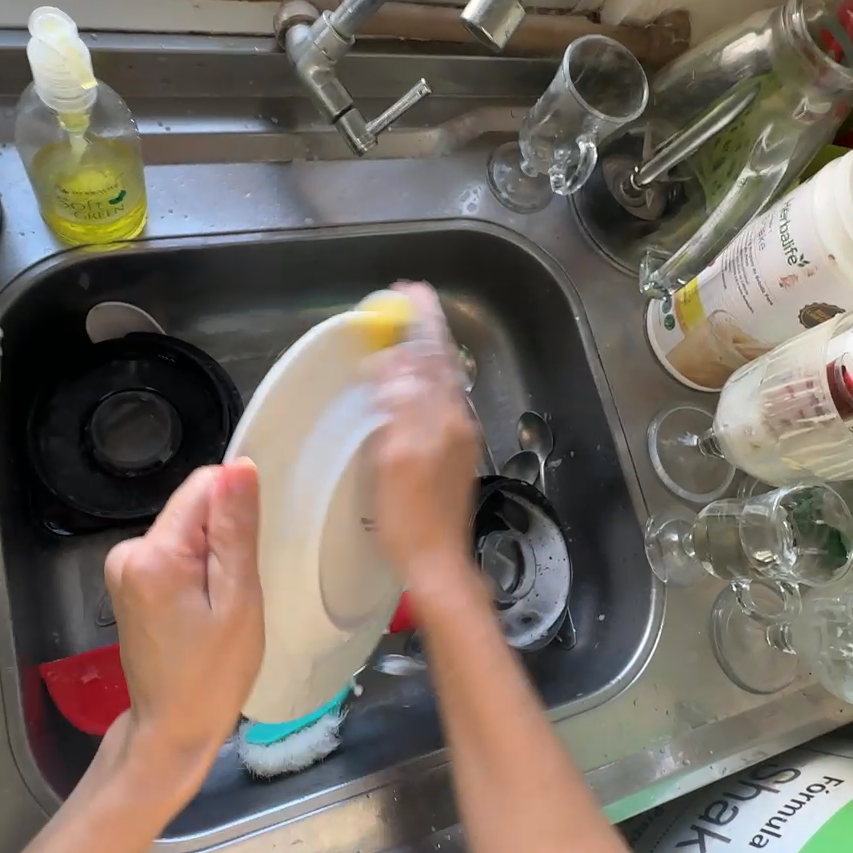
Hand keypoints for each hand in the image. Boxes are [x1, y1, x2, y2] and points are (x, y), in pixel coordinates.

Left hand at [95, 460, 263, 800]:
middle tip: (235, 590)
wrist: (174, 727)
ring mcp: (124, 567)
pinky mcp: (129, 582)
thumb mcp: (238, 598)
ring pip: (188, 530)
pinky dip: (197, 570)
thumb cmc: (215, 670)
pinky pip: (176, 551)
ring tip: (221, 603)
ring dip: (212, 556)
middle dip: (224, 538)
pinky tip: (205, 607)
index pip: (205, 488)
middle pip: (194, 509)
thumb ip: (236, 528)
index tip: (246, 555)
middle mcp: (128, 551)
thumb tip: (239, 466)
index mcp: (154, 553)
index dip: (236, 513)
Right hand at [368, 283, 481, 589]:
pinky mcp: (455, 451)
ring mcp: (459, 436)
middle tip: (409, 301)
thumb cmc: (408, 518)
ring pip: (443, 380)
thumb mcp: (394, 459)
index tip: (409, 292)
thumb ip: (398, 407)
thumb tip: (394, 362)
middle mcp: (456, 421)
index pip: (431, 357)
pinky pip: (442, 400)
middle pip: (441, 363)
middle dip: (426, 329)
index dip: (420, 323)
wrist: (437, 560)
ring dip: (427, 351)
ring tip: (409, 329)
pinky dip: (428, 377)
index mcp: (442, 419)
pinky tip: (415, 377)